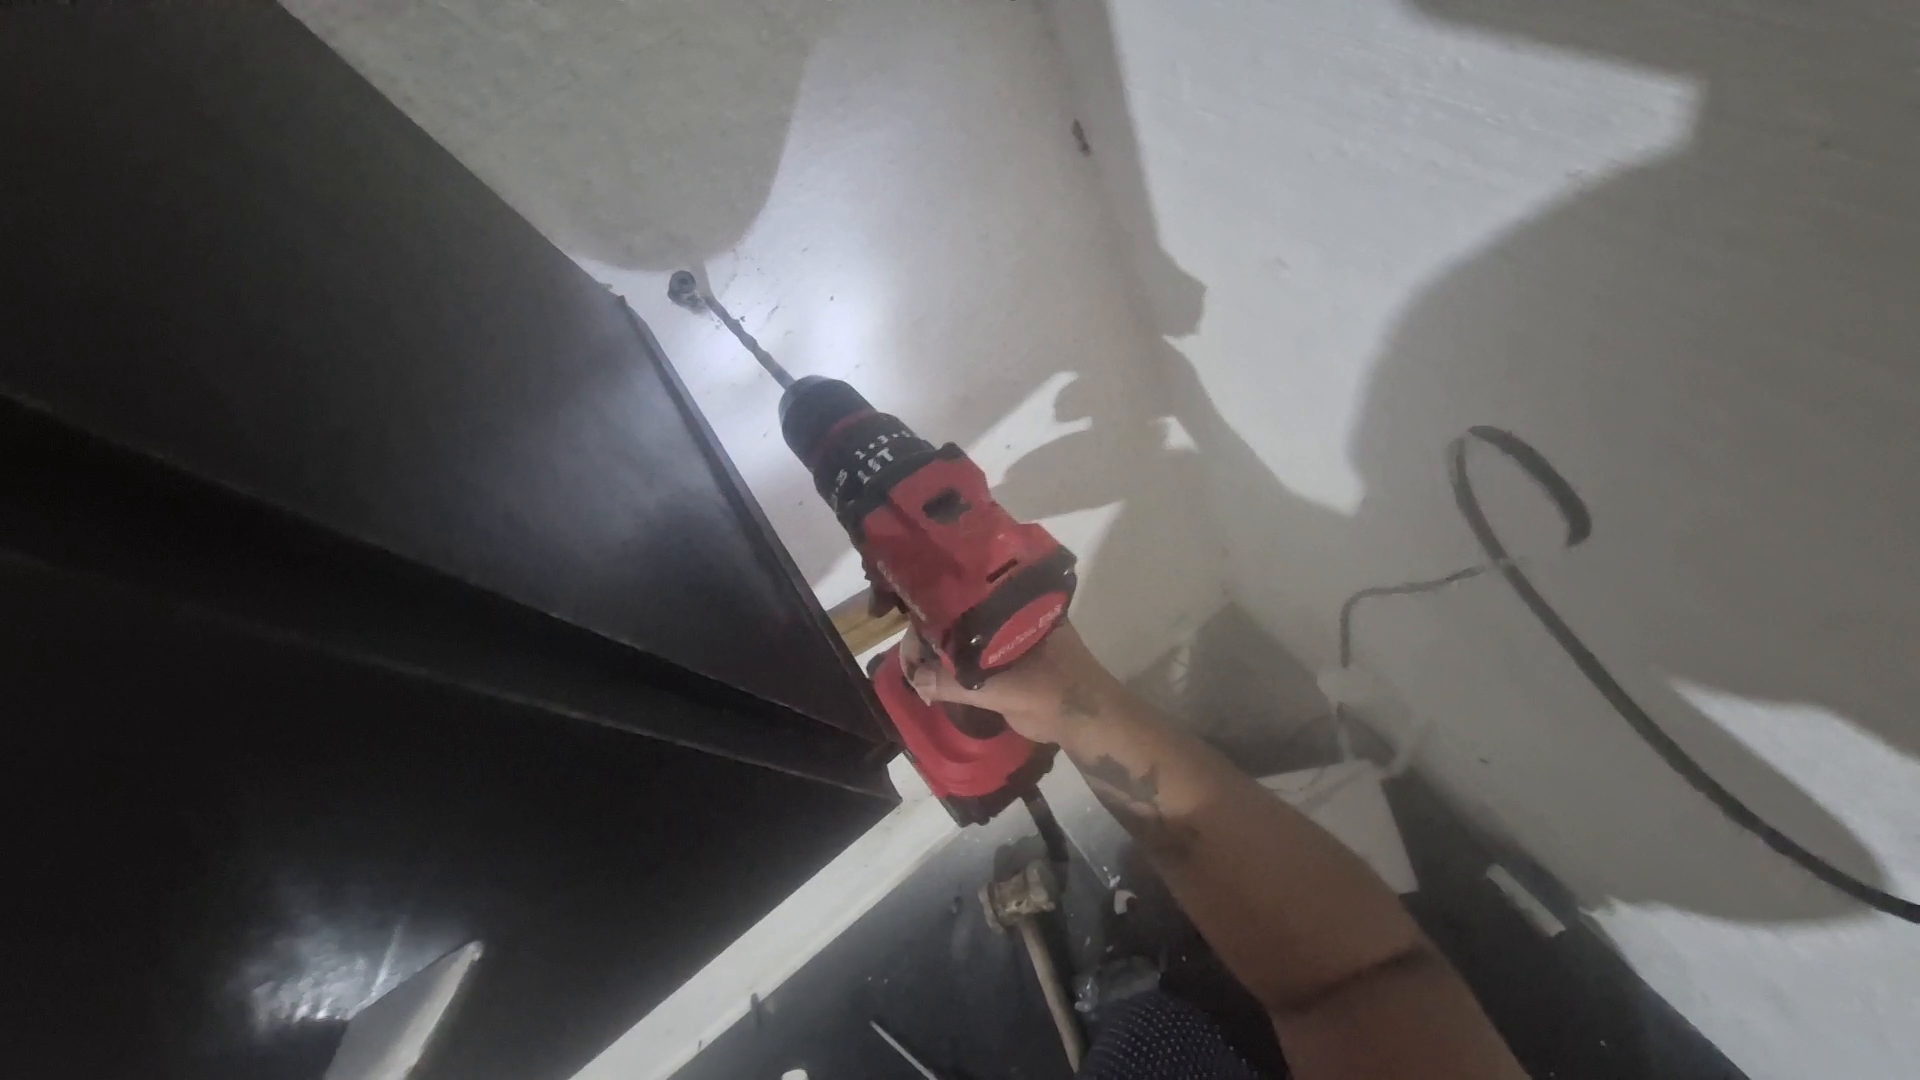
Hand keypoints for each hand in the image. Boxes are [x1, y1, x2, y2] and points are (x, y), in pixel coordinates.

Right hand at [899, 623, 1120, 744]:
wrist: (1088, 724)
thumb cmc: (1053, 693)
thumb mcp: (1000, 688)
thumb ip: (955, 684)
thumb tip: (915, 680)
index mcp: (1014, 606)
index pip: (964, 598)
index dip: (934, 613)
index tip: (913, 636)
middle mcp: (1010, 616)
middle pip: (961, 618)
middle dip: (935, 635)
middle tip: (913, 660)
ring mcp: (1010, 639)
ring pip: (966, 639)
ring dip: (943, 654)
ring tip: (919, 671)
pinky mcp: (1010, 663)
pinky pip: (974, 659)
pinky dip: (955, 668)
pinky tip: (936, 679)